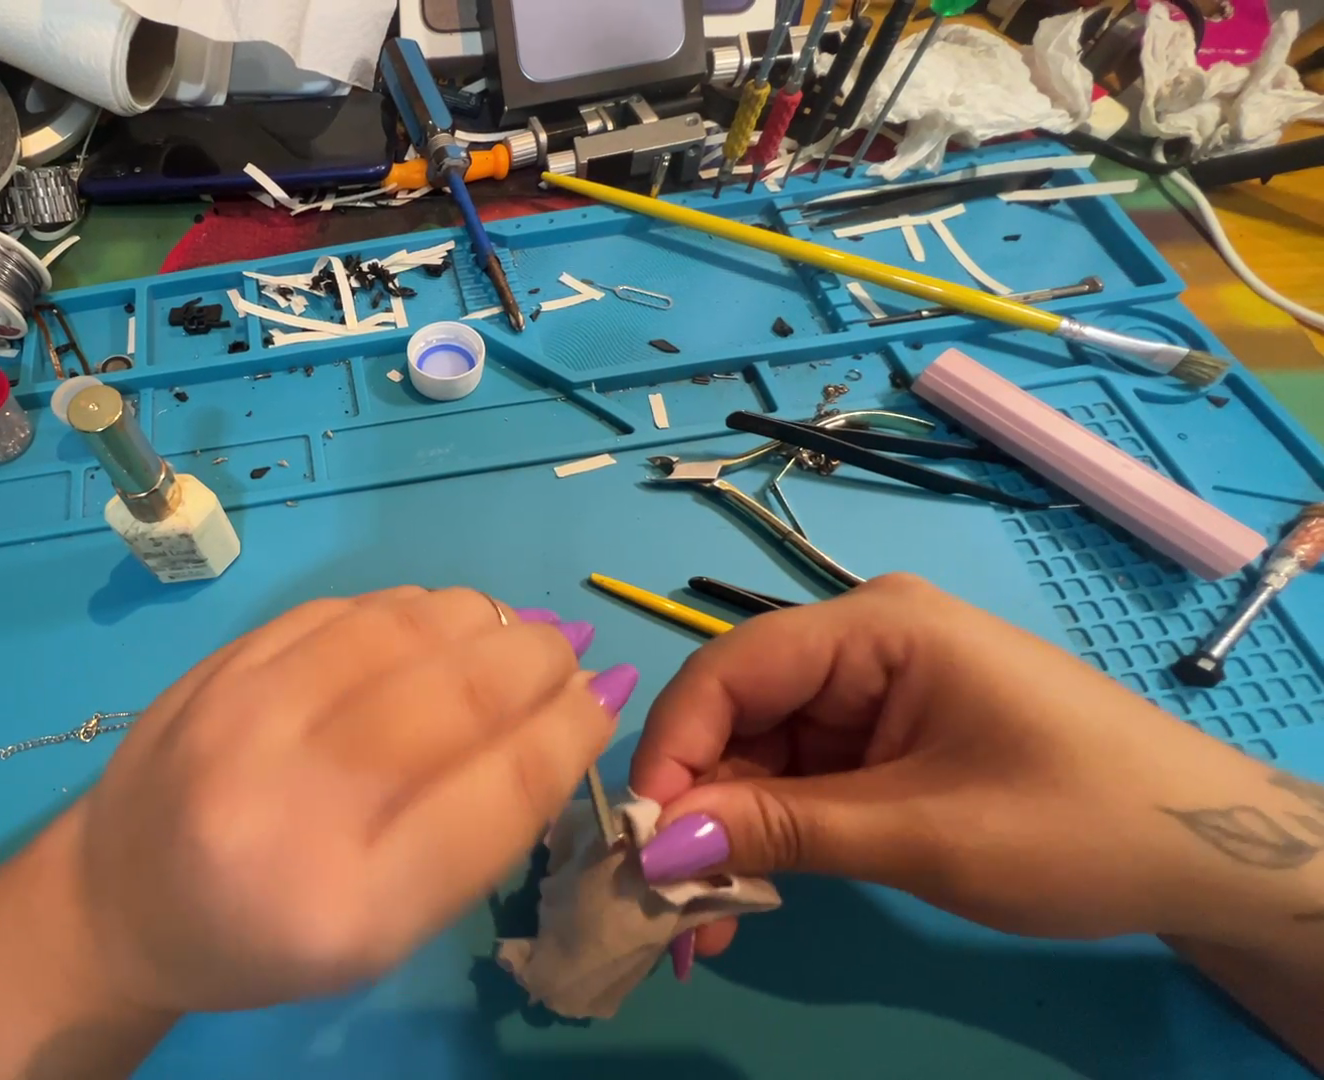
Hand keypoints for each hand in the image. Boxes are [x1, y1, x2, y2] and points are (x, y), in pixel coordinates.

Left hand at [58, 587, 639, 1013]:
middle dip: (537, 658)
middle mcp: (296, 798)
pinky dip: (413, 607)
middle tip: (564, 654)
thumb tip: (565, 717)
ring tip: (507, 633)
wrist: (122, 894)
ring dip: (482, 618)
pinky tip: (434, 624)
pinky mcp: (224, 661)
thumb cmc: (265, 936)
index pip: (500, 791)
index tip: (600, 701)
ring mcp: (248, 711)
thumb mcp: (383, 931)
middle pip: (459, 692)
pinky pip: (349, 607)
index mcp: (352, 905)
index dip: (570, 732)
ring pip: (407, 626)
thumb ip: (477, 830)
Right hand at [629, 573, 1316, 954]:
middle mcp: (851, 640)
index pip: (732, 668)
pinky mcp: (867, 729)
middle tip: (668, 887)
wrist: (1225, 862)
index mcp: (871, 626)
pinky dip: (766, 828)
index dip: (674, 743)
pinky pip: (789, 770)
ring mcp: (858, 685)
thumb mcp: (924, 835)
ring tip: (707, 910)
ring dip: (727, 826)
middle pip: (735, 710)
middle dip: (699, 799)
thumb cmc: (1087, 826)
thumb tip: (658, 846)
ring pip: (753, 747)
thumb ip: (781, 830)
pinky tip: (749, 883)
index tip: (644, 831)